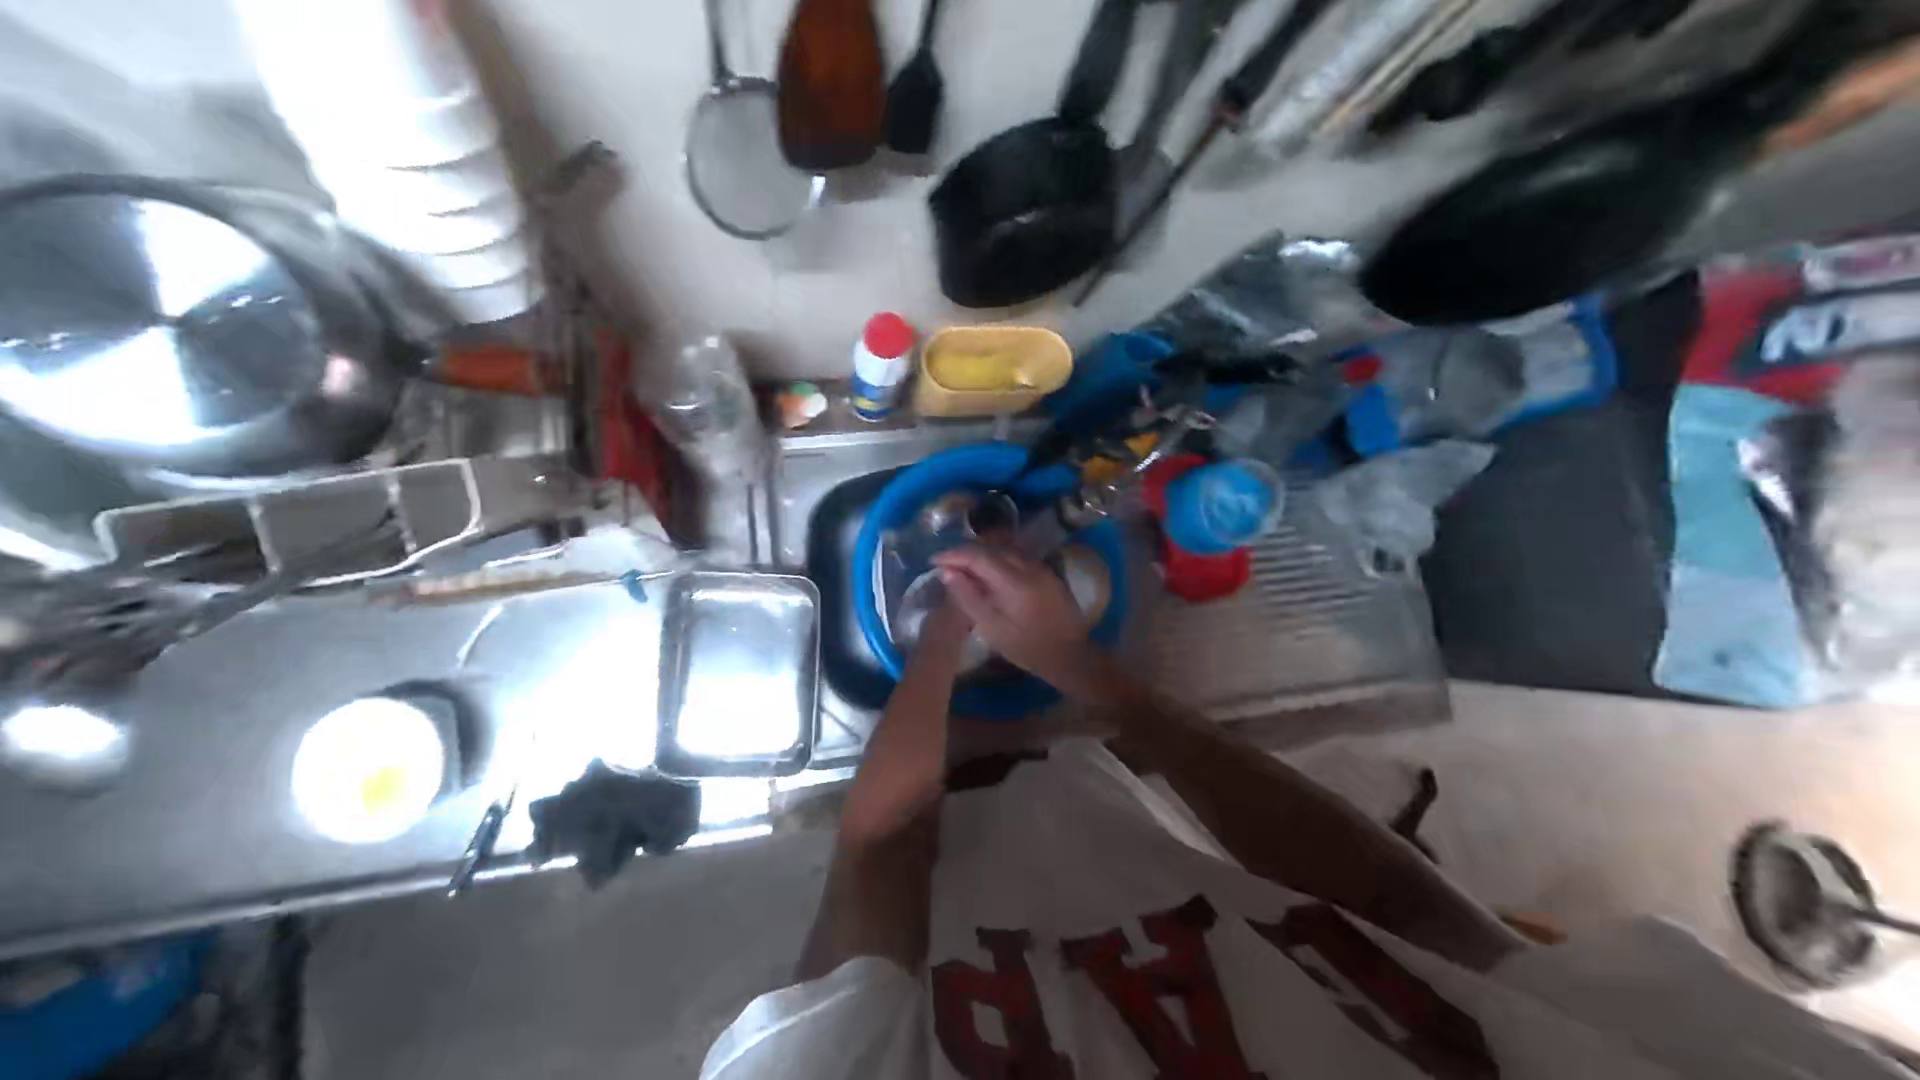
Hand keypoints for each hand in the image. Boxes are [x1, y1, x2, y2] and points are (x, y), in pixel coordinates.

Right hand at [931, 546, 1102, 695]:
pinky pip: (1017, 557)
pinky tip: (989, 573)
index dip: (953, 555)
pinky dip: (998, 559)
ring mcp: (1041, 568)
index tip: (934, 561)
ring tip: (963, 567)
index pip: (978, 556)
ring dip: (982, 554)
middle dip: (966, 552)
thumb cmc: (1028, 648)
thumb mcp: (993, 629)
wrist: (1071, 656)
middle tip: (945, 564)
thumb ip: (969, 598)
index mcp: (1015, 581)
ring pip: (1005, 549)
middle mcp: (1030, 566)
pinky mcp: (1048, 573)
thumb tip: (947, 573)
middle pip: (992, 548)